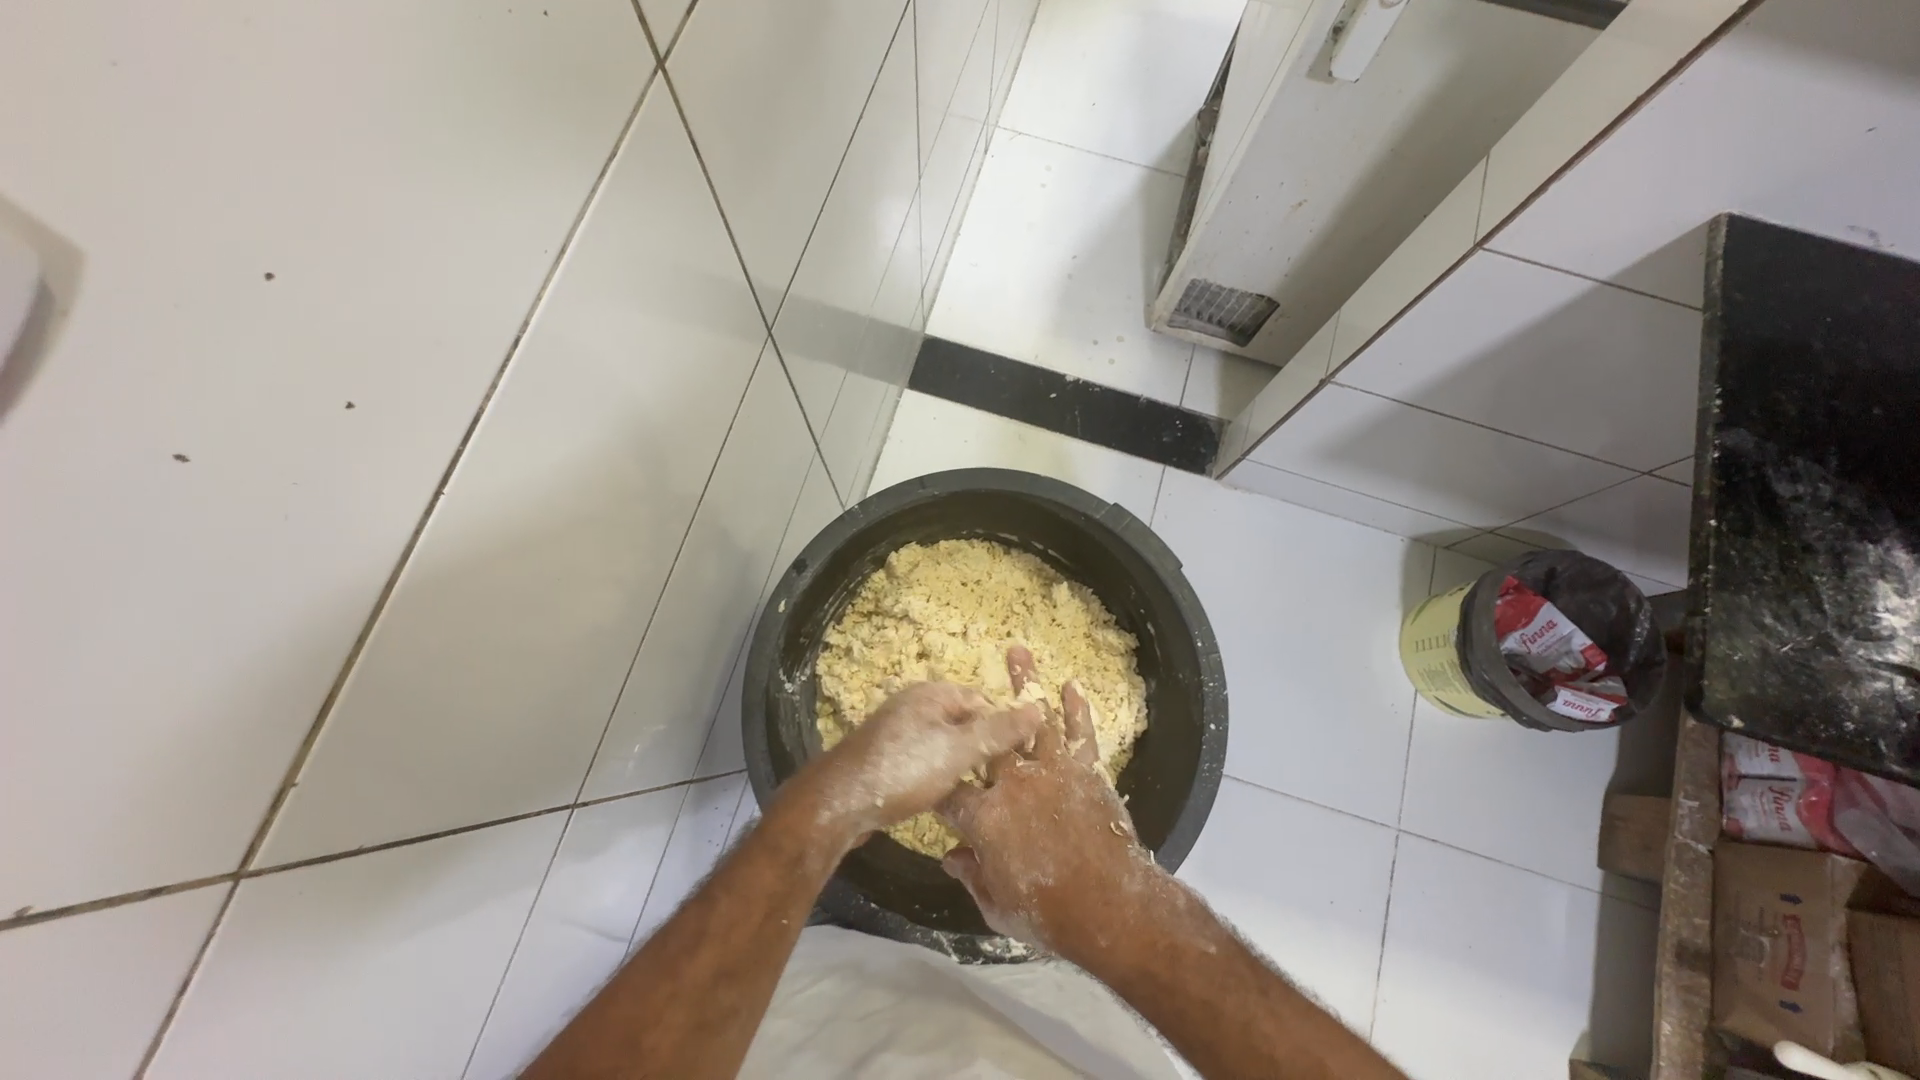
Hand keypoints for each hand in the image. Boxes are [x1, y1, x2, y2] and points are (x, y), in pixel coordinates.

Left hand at [796, 681, 1039, 841]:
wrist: (839, 803)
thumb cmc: (902, 770)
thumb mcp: (958, 750)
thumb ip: (998, 731)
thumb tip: (1037, 709)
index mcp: (932, 694)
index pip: (983, 701)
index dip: (1006, 726)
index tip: (1024, 757)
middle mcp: (914, 707)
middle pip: (964, 722)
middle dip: (985, 747)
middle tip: (1006, 779)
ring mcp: (899, 733)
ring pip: (945, 744)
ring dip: (963, 765)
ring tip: (984, 792)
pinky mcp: (888, 759)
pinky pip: (926, 761)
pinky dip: (941, 776)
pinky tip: (949, 799)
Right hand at [938, 647, 1162, 954]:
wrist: (1110, 906)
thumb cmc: (1048, 913)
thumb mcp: (997, 907)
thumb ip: (972, 877)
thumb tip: (953, 859)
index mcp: (983, 818)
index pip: (951, 793)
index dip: (940, 786)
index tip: (933, 779)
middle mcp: (1013, 785)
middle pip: (986, 739)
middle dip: (973, 711)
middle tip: (965, 688)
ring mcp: (1051, 773)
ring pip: (1033, 720)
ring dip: (1025, 684)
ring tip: (1017, 651)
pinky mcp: (1086, 772)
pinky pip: (1080, 734)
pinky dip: (1077, 709)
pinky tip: (1071, 686)